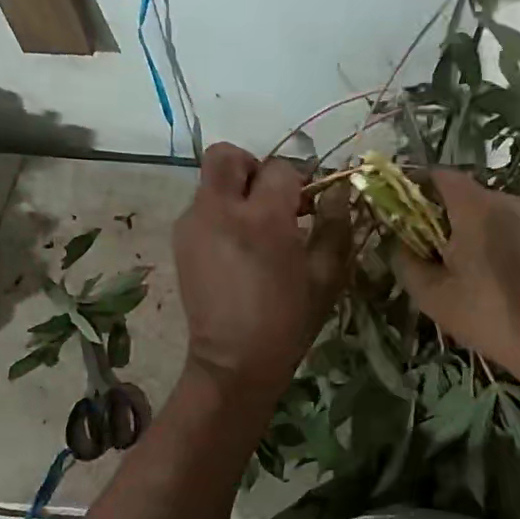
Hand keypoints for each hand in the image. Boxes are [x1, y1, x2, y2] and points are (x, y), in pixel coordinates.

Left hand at [175, 143, 352, 393]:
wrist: (234, 362)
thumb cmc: (288, 321)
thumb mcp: (326, 274)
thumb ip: (334, 223)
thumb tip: (339, 189)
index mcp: (263, 218)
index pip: (281, 168)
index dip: (300, 181)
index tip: (309, 204)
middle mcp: (220, 210)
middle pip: (227, 156)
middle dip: (253, 167)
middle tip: (272, 198)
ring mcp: (193, 225)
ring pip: (212, 182)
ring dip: (236, 192)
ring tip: (256, 230)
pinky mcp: (180, 242)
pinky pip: (203, 208)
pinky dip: (221, 214)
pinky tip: (237, 250)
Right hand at [395, 170, 519, 389]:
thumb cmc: (490, 315)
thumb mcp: (433, 296)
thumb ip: (407, 263)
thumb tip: (400, 245)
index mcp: (477, 208)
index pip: (440, 176)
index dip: (416, 187)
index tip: (403, 214)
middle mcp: (508, 201)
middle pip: (465, 196)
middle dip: (442, 217)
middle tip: (430, 253)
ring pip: (489, 214)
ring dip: (470, 232)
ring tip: (464, 272)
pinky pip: (511, 229)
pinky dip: (495, 242)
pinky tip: (495, 279)